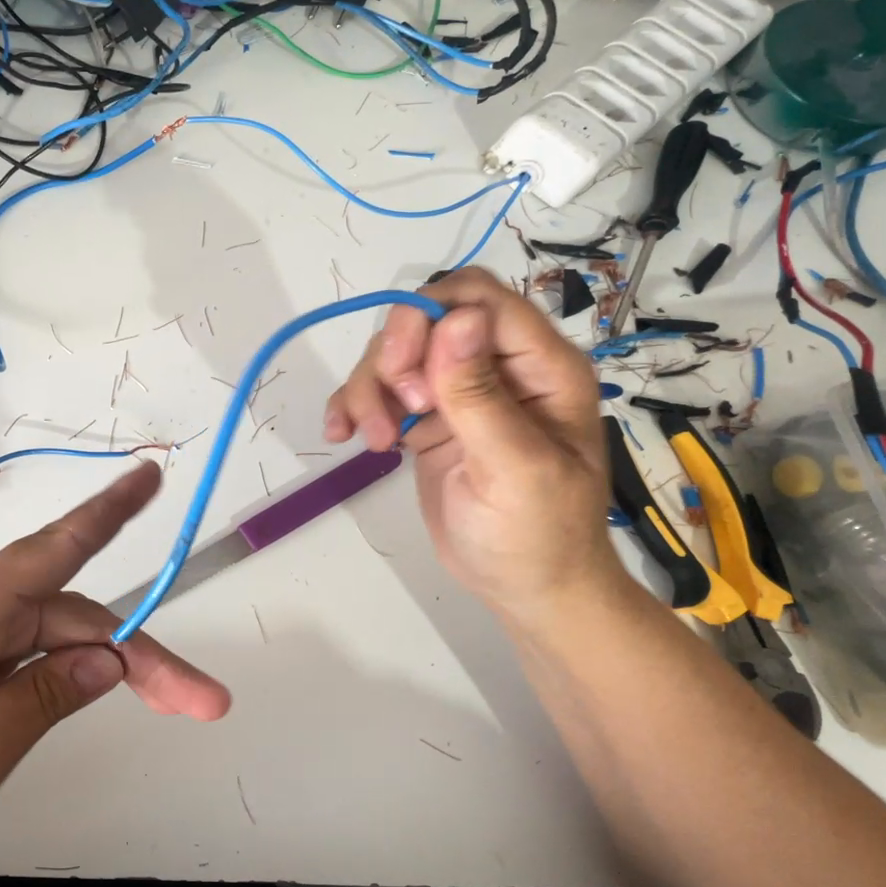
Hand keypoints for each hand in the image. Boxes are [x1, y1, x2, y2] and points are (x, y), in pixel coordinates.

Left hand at [0, 461, 229, 857]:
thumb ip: (45, 699)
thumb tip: (106, 661)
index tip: (151, 477)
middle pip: (70, 613)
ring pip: (54, 632)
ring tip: (173, 704)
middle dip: (137, 652)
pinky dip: (68, 668)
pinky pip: (26, 648)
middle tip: (202, 702)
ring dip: (108, 664)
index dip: (107, 514)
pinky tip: (99, 690)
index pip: (52, 553)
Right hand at [323, 267, 615, 618]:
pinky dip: (354, 407)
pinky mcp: (426, 421)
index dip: (428, 318)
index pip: (479, 300)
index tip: (401, 371)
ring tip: (374, 442)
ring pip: (394, 356)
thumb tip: (455, 318)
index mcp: (540, 367)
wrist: (522, 586)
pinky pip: (378, 391)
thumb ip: (480, 394)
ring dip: (368, 391)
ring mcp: (458, 394)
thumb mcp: (513, 466)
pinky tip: (346, 435)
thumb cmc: (536, 532)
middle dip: (393, 360)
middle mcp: (498, 369)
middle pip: (425, 322)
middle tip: (391, 415)